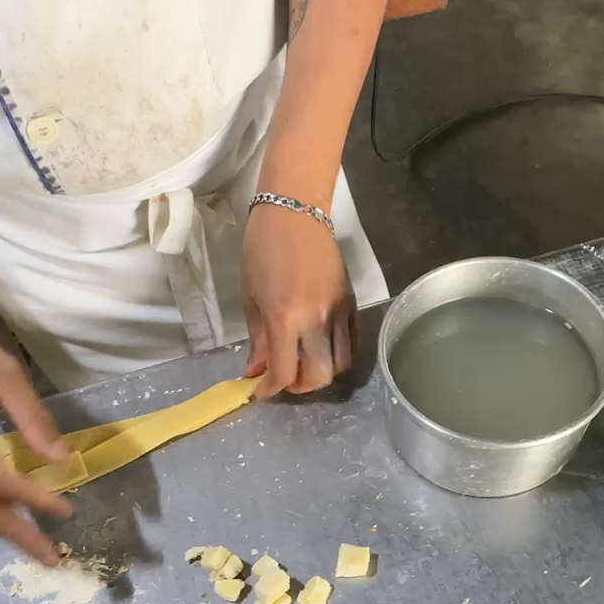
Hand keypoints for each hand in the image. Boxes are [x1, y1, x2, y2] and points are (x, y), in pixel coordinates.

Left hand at [241, 202, 355, 395]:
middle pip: (318, 375)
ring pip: (340, 364)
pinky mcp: (351, 304)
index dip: (271, 389)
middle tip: (285, 379)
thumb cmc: (263, 250)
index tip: (262, 391)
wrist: (294, 212)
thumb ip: (258, 340)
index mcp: (285, 317)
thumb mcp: (251, 298)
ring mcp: (338, 312)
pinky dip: (338, 356)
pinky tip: (321, 351)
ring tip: (304, 366)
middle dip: (299, 386)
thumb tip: (257, 371)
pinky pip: (352, 344)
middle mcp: (316, 319)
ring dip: (321, 374)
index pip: (284, 371)